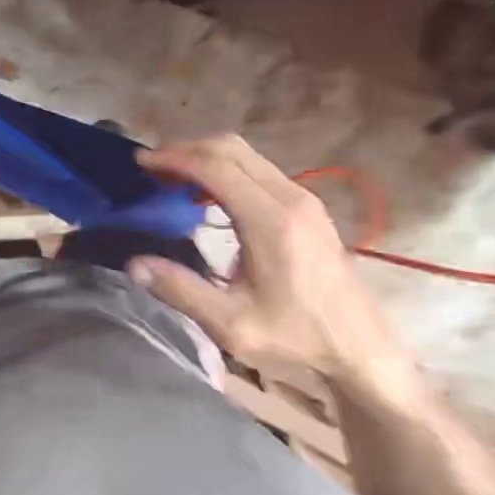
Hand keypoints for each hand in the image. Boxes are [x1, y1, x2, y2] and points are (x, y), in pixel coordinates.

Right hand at [127, 135, 403, 384]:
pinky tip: (205, 192)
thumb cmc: (295, 336)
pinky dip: (225, 168)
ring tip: (171, 177)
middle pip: (231, 149)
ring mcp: (303, 199)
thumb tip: (134, 265)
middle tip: (152, 167)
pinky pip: (258, 169)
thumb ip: (181, 291)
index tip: (141, 162)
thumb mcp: (231, 324)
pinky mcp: (307, 206)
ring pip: (246, 154)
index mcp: (270, 222)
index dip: (174, 158)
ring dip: (205, 156)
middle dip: (186, 149)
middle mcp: (290, 199)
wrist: (360, 345)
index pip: (216, 167)